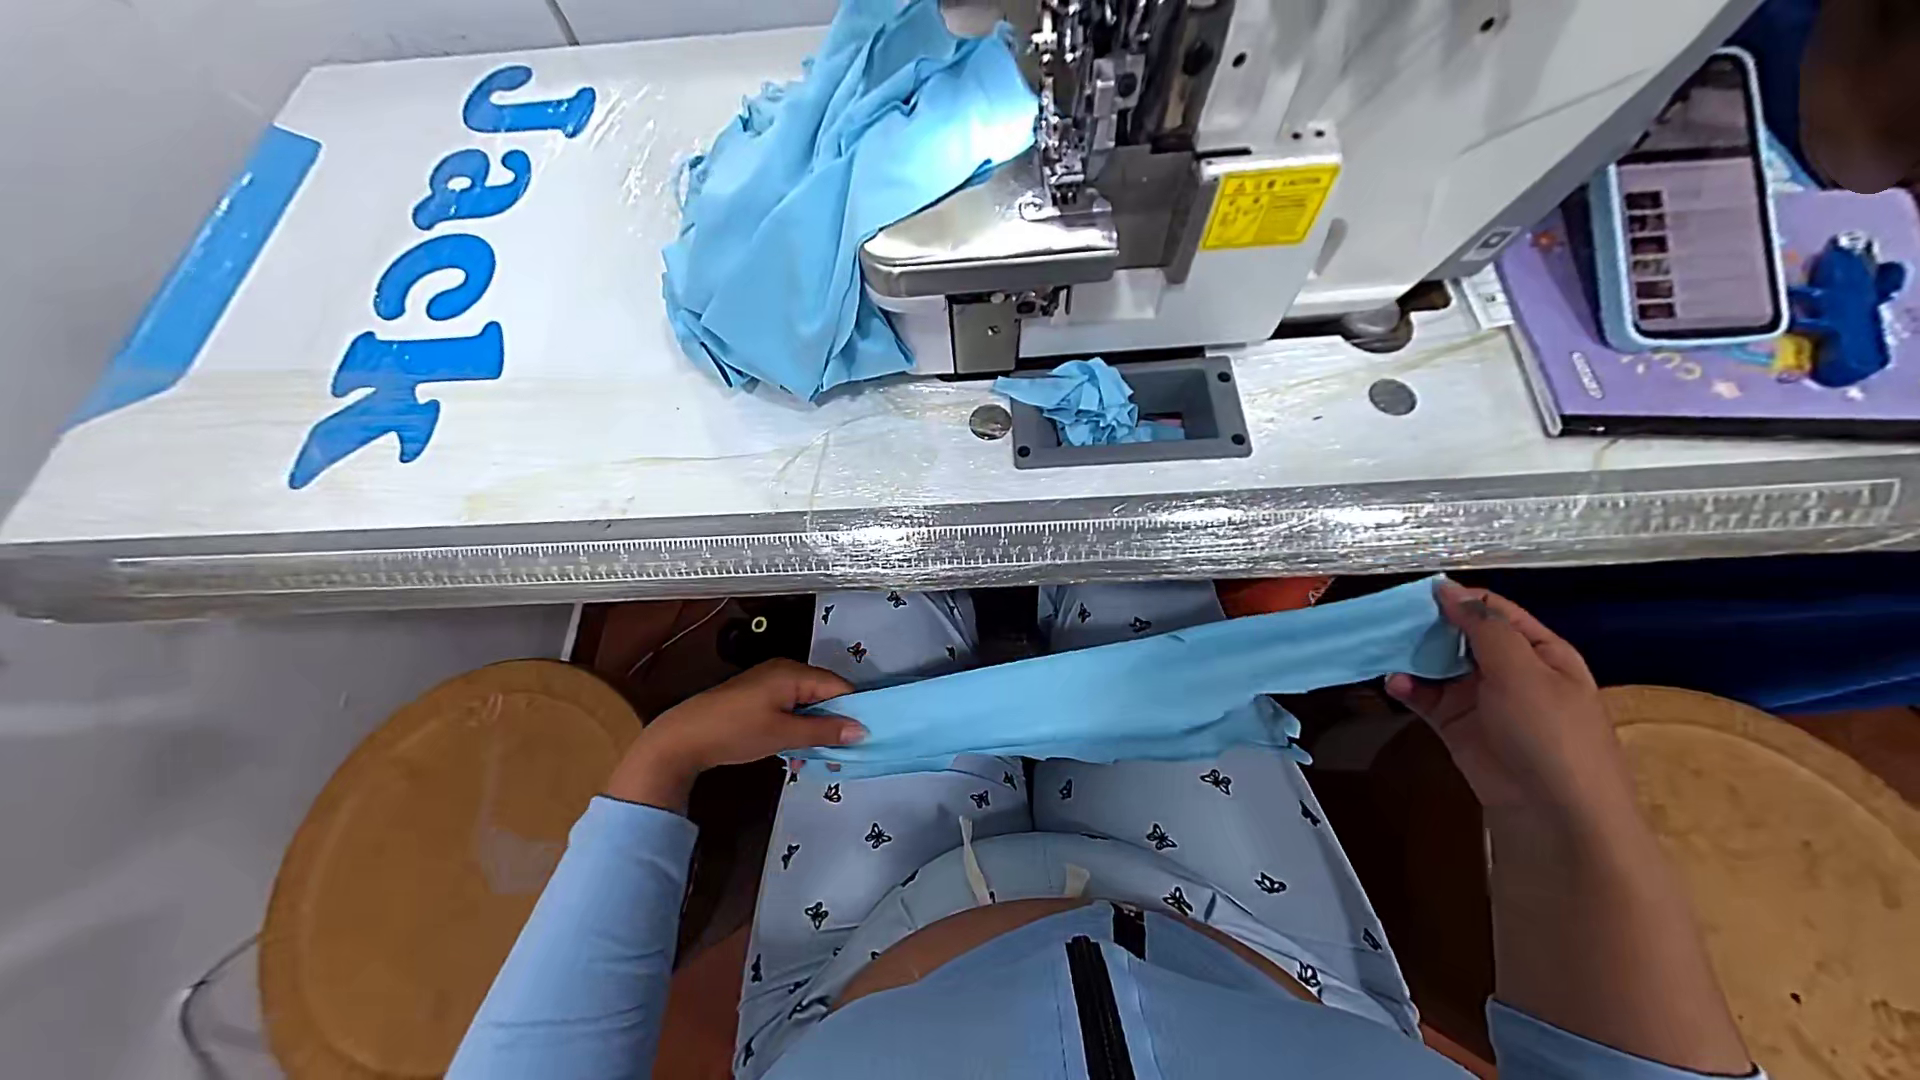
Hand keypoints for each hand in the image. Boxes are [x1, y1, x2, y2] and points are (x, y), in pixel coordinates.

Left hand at [605, 659, 863, 812]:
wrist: (681, 738)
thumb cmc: (735, 731)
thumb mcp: (784, 734)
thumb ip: (824, 730)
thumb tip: (861, 730)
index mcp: (793, 672)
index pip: (839, 685)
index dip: (854, 709)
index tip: (866, 735)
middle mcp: (784, 671)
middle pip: (824, 693)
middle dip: (834, 721)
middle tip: (844, 751)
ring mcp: (769, 683)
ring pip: (807, 703)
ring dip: (815, 728)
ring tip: (820, 756)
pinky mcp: (758, 697)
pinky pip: (790, 707)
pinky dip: (798, 727)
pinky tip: (796, 751)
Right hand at [1386, 582, 1638, 832]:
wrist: (1554, 814)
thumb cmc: (1550, 735)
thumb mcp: (1523, 673)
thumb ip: (1484, 627)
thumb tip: (1448, 589)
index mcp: (1538, 652)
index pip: (1492, 610)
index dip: (1456, 600)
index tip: (1413, 596)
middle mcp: (1508, 670)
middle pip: (1458, 635)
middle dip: (1425, 627)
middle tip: (1388, 620)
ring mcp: (1480, 698)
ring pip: (1436, 664)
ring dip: (1410, 657)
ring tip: (1382, 650)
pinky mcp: (1455, 723)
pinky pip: (1424, 696)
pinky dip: (1406, 687)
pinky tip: (1394, 684)